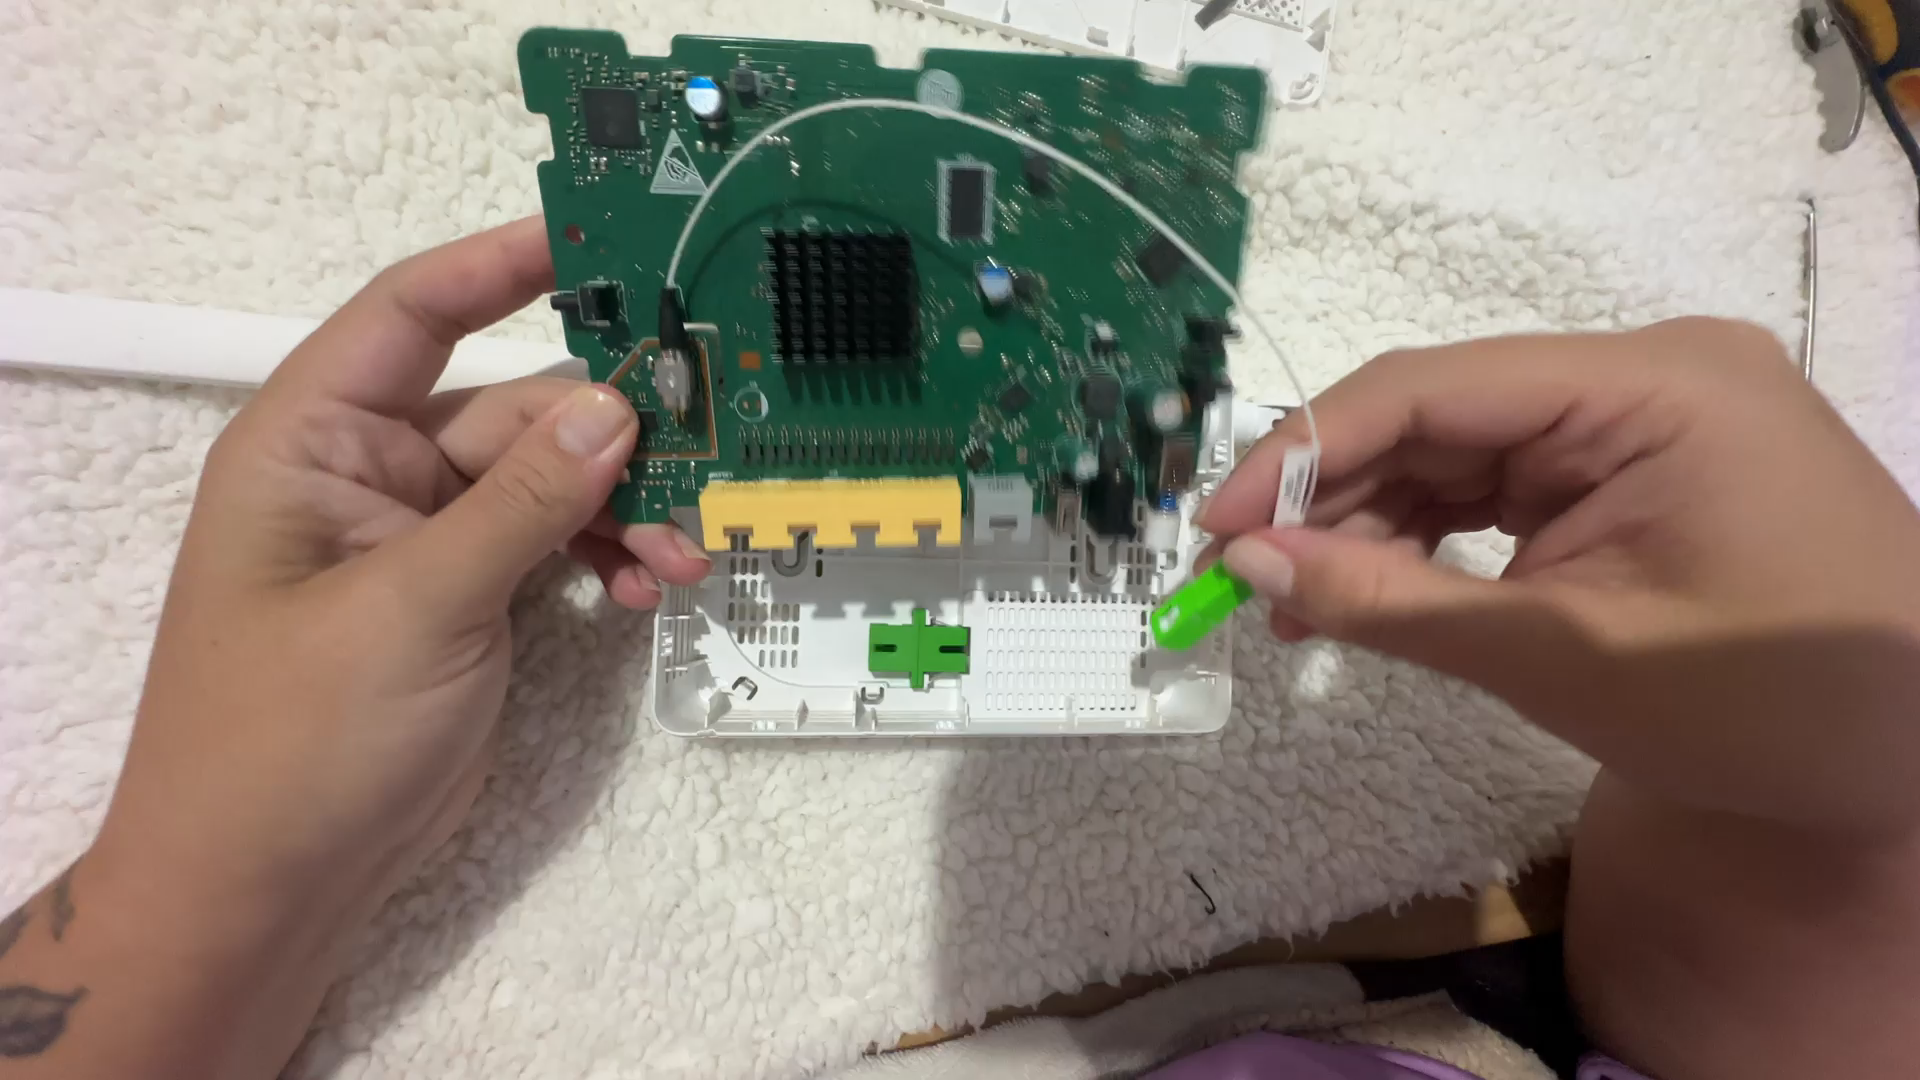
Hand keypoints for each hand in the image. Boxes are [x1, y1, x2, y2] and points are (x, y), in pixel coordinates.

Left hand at [5, 219, 708, 1078]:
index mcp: (320, 444)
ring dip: (628, 514)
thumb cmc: (302, 733)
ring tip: (682, 557)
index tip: (589, 243)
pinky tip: (643, 593)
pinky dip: (612, 560)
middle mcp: (386, 474)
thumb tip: (615, 408)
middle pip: (523, 416)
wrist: (285, 874)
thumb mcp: (417, 604)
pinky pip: (568, 544)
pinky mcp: (487, 588)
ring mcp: (444, 534)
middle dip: (613, 445)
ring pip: (563, 485)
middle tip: (698, 463)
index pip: (411, 317)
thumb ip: (520, 502)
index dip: (495, 268)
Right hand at [1202, 319, 1919, 1079]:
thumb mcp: (1552, 655)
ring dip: (1342, 532)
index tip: (1217, 522)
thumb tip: (1244, 561)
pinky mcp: (1581, 478)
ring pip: (1421, 462)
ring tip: (1281, 606)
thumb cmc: (1759, 715)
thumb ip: (1386, 599)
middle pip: (1415, 421)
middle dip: (1314, 500)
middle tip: (1232, 572)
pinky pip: (1453, 497)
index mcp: (1648, 389)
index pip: (1427, 388)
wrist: (1883, 779)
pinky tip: (1338, 598)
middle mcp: (1618, 384)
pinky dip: (1388, 548)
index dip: (1302, 450)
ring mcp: (1599, 430)